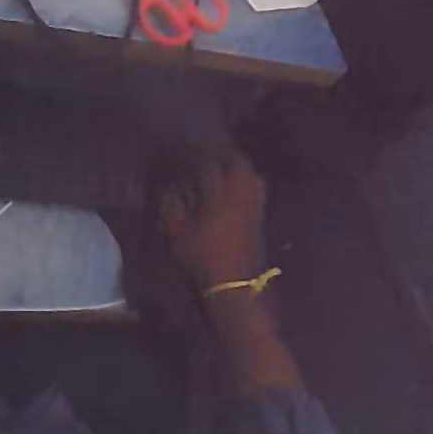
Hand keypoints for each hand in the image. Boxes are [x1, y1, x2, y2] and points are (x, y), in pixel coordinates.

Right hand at [160, 156, 266, 288]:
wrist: (237, 284)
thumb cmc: (202, 256)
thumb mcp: (176, 231)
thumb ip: (172, 204)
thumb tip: (171, 186)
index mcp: (219, 192)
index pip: (207, 163)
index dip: (193, 154)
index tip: (180, 150)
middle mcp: (241, 190)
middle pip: (235, 160)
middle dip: (219, 154)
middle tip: (202, 153)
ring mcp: (256, 201)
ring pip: (248, 171)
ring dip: (234, 165)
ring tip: (217, 166)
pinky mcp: (261, 212)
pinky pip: (253, 184)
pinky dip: (243, 178)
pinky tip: (231, 183)